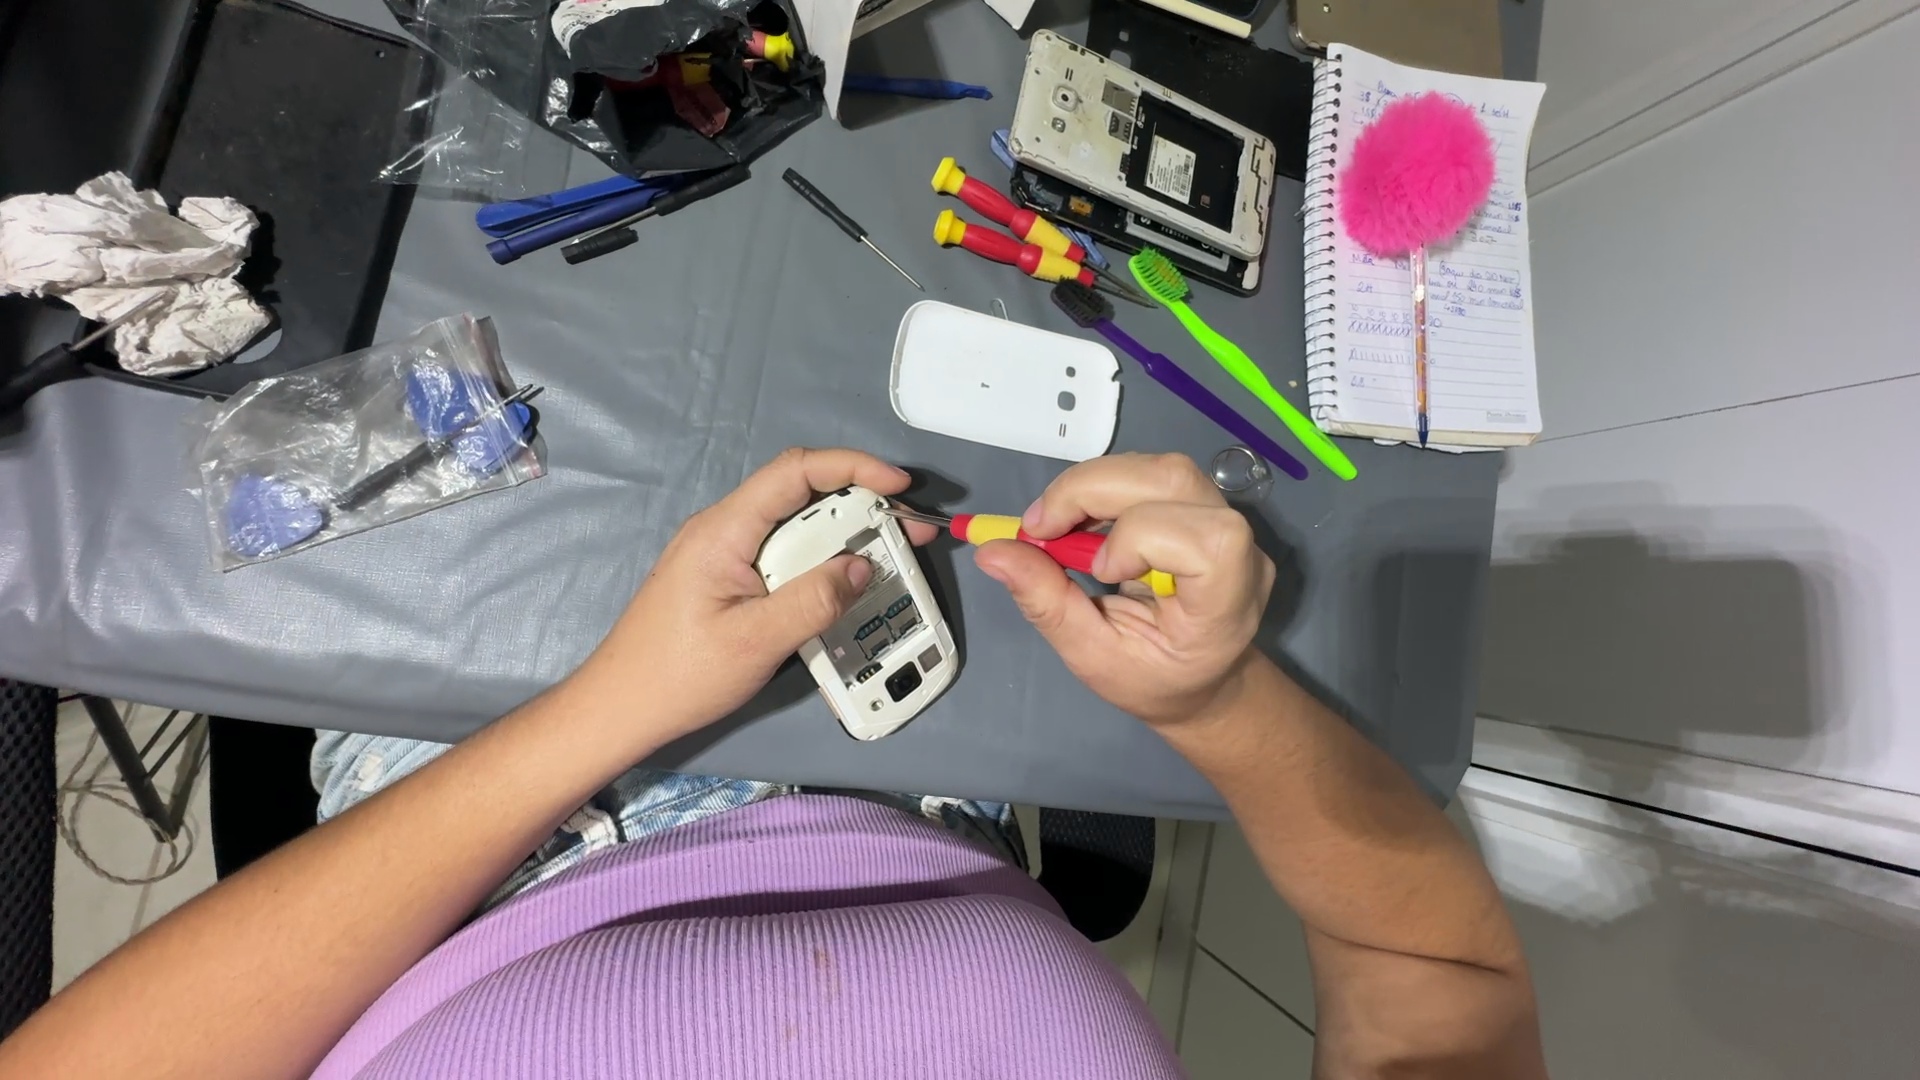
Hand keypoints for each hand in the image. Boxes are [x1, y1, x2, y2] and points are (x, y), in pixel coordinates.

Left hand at [572, 448, 936, 748]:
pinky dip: (824, 560)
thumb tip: (863, 567)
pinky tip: (847, 579)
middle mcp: (726, 528)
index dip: (853, 467)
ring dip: (846, 535)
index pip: (795, 473)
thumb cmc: (679, 674)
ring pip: (798, 526)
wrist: (620, 708)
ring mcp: (727, 552)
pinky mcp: (732, 576)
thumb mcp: (755, 641)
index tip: (898, 486)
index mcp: (725, 529)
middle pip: (802, 496)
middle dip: (862, 504)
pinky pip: (787, 554)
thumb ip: (814, 601)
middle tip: (910, 528)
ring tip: (892, 554)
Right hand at [973, 453, 1273, 727]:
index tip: (1096, 569)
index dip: (1144, 536)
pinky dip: (1102, 485)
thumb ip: (1046, 603)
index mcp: (1224, 606)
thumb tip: (992, 552)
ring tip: (1056, 523)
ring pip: (1161, 468)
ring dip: (1093, 484)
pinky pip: (1151, 474)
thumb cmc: (1152, 680)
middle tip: (1038, 527)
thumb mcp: (1092, 657)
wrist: (1200, 679)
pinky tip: (1080, 517)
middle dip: (1092, 490)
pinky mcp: (1204, 508)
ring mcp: (1225, 522)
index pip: (1210, 540)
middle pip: (1174, 480)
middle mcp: (1239, 553)